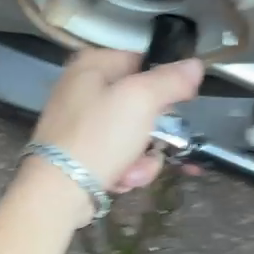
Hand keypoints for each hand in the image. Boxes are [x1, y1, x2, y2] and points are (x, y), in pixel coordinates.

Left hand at [22, 48, 203, 203]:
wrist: (59, 192)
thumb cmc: (99, 137)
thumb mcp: (141, 100)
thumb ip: (171, 81)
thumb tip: (195, 65)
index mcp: (91, 65)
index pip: (142, 62)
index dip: (165, 84)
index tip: (177, 106)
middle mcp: (83, 89)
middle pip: (141, 104)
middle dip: (154, 133)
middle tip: (153, 144)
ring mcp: (81, 124)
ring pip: (134, 136)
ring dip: (142, 159)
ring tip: (131, 172)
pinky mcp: (82, 154)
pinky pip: (118, 156)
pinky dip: (125, 171)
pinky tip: (119, 181)